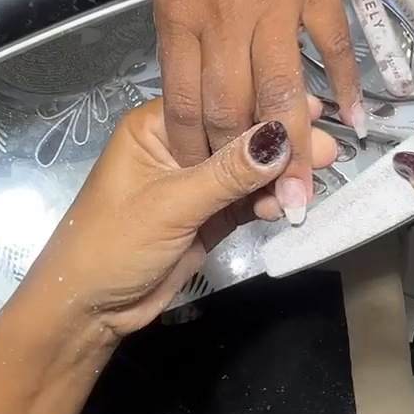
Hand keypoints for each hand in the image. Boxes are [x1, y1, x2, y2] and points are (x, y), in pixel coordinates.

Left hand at [17, 99, 336, 338]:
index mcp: (155, 127)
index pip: (217, 103)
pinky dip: (265, 203)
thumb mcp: (171, 204)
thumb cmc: (113, 244)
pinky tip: (285, 206)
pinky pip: (244, 200)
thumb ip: (228, 172)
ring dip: (277, 177)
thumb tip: (281, 135)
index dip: (262, 106)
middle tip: (324, 150)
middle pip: (237, 136)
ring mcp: (194, 183)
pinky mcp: (206, 215)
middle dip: (278, 145)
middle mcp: (177, 147)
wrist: (90, 310)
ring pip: (246, 170)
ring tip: (315, 178)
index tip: (309, 111)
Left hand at [153, 0, 362, 228]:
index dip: (194, 152)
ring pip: (284, 91)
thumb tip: (196, 90)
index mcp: (178, 16)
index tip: (204, 185)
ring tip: (307, 190)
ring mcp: (275, 1)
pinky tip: (352, 120)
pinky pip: (333, 46)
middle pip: (233, 109)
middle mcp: (224, 18)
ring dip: (295, 148)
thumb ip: (179, 35)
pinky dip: (345, 85)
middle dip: (245, 168)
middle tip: (263, 207)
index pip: (183, 104)